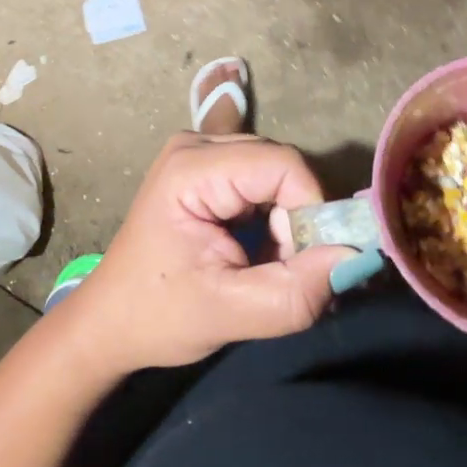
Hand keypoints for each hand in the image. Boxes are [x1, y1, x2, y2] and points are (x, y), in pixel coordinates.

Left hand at [64, 133, 356, 373]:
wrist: (109, 321)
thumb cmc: (157, 315)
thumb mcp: (230, 313)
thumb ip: (295, 291)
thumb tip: (356, 257)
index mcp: (191, 168)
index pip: (284, 165)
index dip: (308, 212)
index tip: (297, 263)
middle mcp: (196, 144)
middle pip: (282, 166)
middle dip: (297, 220)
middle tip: (280, 270)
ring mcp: (200, 152)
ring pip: (277, 174)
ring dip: (286, 222)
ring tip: (261, 265)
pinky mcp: (207, 169)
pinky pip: (263, 181)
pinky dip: (272, 218)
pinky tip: (253, 251)